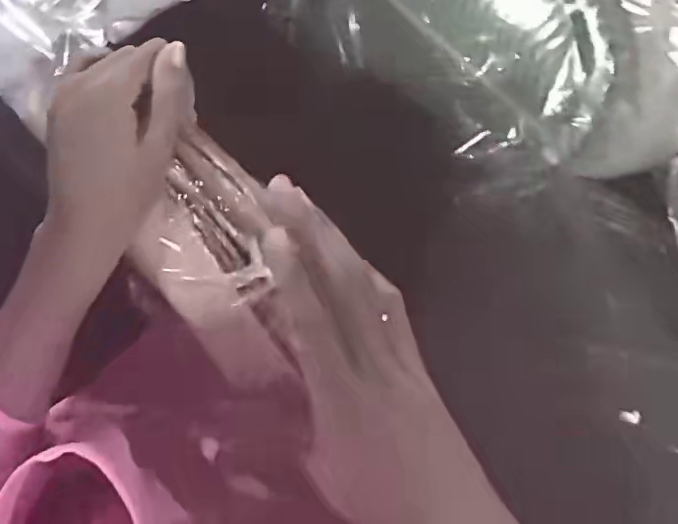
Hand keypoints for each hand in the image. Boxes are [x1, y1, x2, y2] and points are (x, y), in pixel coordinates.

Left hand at [43, 39, 193, 280]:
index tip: (180, 102)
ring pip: (104, 60)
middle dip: (149, 71)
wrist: (81, 228)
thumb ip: (168, 91)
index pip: (147, 52)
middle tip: (164, 112)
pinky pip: (81, 71)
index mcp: (108, 90)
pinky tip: (112, 101)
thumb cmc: (128, 193)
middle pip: (126, 55)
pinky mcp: (54, 104)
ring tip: (139, 107)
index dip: (169, 69)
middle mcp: (80, 81)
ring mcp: (62, 92)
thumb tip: (175, 46)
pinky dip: (100, 75)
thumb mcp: (159, 143)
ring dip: (125, 73)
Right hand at [260, 177, 518, 523]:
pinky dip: (365, 269)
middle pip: (343, 284)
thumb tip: (217, 431)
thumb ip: (271, 445)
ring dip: (334, 237)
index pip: (315, 324)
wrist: (459, 523)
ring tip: (306, 202)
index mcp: (344, 397)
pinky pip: (391, 302)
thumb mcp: (321, 476)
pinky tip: (350, 252)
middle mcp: (374, 363)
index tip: (273, 232)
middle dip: (311, 229)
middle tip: (282, 187)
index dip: (294, 276)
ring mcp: (402, 354)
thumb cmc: (381, 504)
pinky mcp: (418, 357)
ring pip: (367, 283)